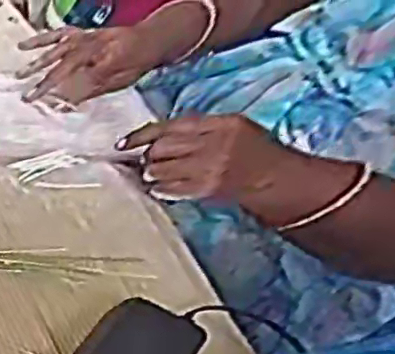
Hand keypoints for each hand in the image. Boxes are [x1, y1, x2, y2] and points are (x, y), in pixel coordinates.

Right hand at [18, 22, 182, 103]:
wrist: (153, 37)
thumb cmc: (135, 64)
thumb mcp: (118, 82)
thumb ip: (89, 92)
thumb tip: (59, 106)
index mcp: (112, 57)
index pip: (82, 78)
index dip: (64, 93)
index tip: (45, 106)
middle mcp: (99, 44)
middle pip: (68, 64)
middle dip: (47, 82)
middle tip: (27, 99)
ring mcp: (89, 37)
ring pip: (61, 48)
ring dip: (38, 62)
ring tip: (20, 75)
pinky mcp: (82, 34)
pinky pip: (60, 34)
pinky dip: (41, 40)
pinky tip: (23, 46)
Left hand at [120, 115, 357, 224]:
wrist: (272, 175)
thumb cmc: (249, 150)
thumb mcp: (231, 129)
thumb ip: (197, 130)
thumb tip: (153, 139)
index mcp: (224, 123)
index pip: (172, 126)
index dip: (142, 135)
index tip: (121, 145)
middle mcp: (215, 143)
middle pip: (159, 149)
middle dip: (150, 157)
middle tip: (155, 162)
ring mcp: (208, 167)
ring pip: (155, 170)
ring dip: (151, 174)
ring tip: (164, 174)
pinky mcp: (201, 188)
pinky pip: (162, 189)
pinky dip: (159, 188)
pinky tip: (168, 186)